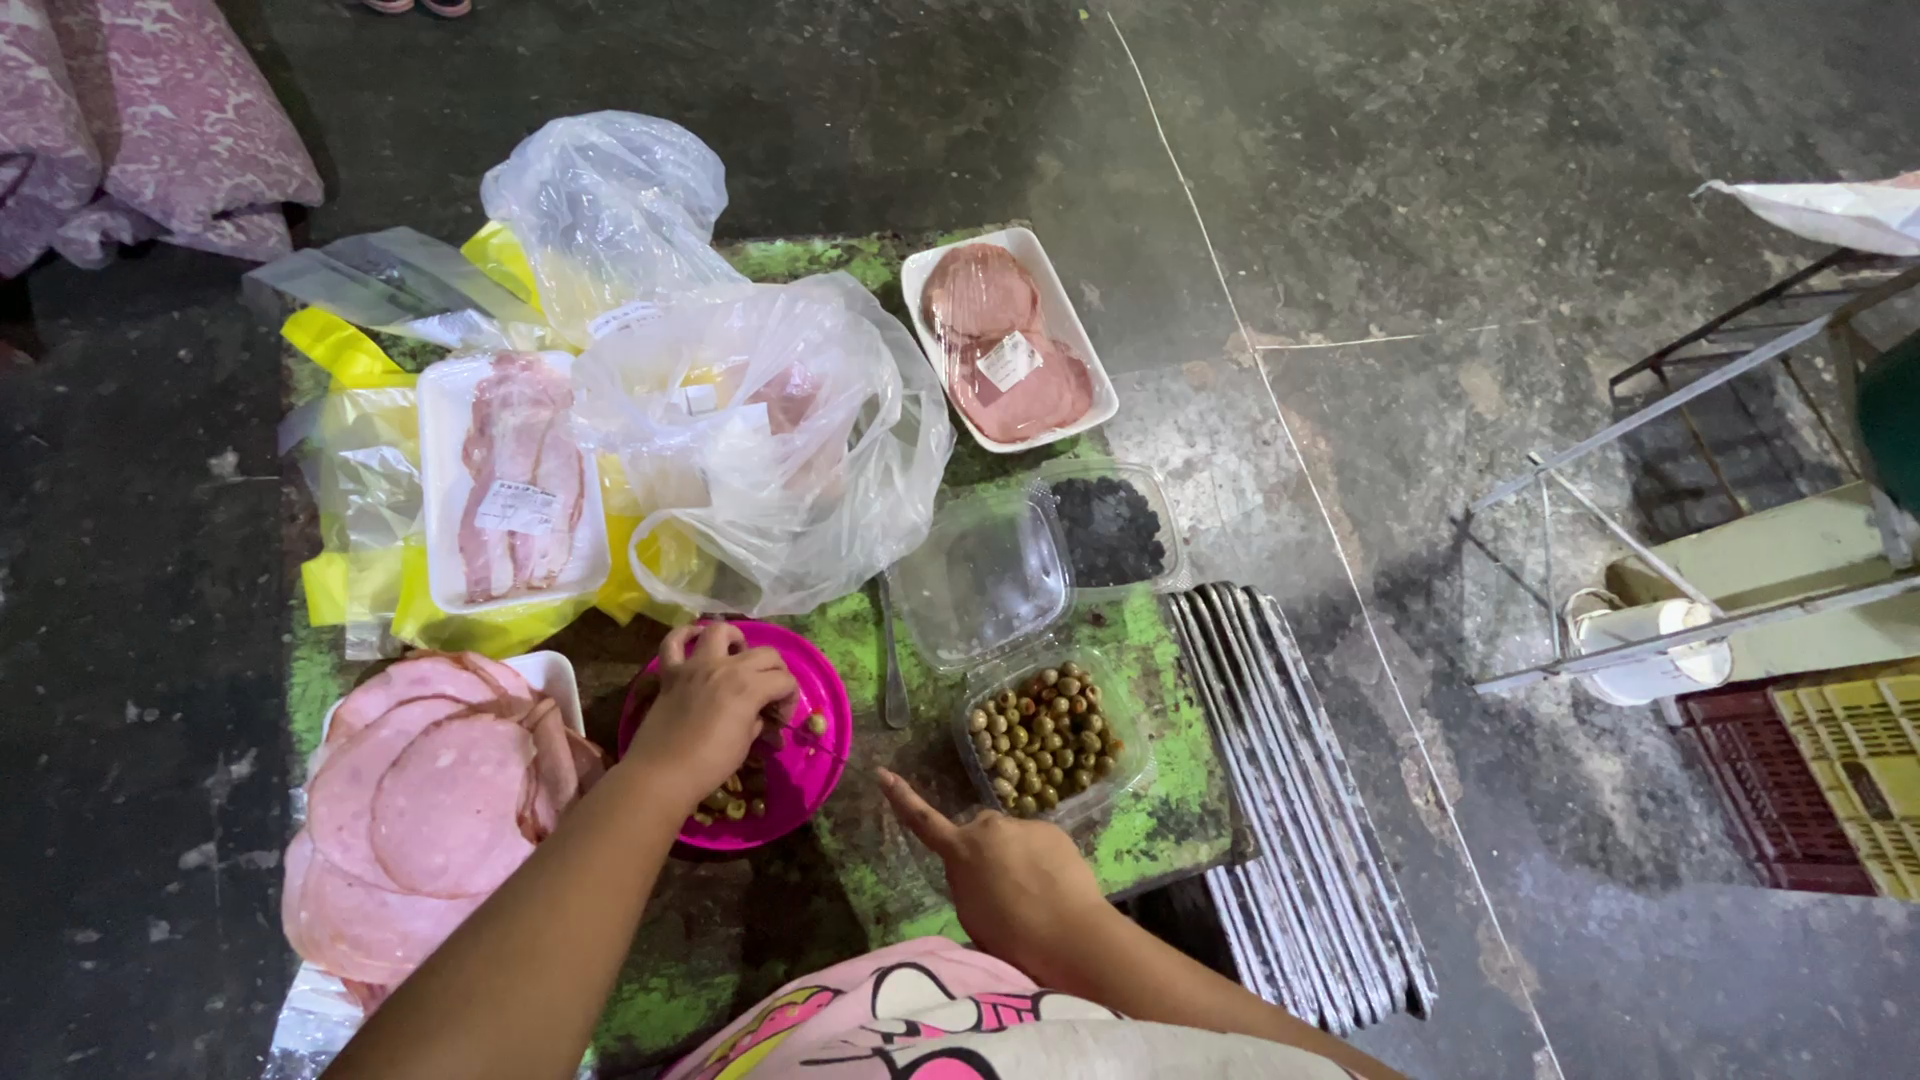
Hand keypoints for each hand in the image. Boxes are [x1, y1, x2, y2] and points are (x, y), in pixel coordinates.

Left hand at [623, 623, 796, 813]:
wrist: (662, 775)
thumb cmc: (709, 764)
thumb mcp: (745, 743)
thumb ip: (756, 720)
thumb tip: (759, 716)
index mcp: (749, 687)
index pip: (785, 681)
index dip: (790, 698)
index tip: (780, 718)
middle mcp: (725, 667)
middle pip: (765, 654)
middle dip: (776, 672)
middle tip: (769, 693)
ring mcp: (695, 666)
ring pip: (721, 631)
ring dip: (735, 638)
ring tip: (737, 655)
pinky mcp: (671, 673)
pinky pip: (673, 642)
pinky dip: (684, 635)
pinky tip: (694, 639)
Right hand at [878, 768, 1113, 979]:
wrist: (1068, 934)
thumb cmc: (1012, 936)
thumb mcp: (971, 914)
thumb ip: (965, 882)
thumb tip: (976, 869)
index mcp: (961, 851)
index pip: (923, 821)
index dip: (901, 798)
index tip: (883, 773)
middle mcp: (989, 827)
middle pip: (981, 835)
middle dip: (986, 854)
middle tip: (1003, 893)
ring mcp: (1023, 825)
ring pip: (1013, 841)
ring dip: (1017, 860)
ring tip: (1035, 897)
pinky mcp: (1052, 829)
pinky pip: (1039, 844)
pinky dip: (1042, 862)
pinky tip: (1054, 888)